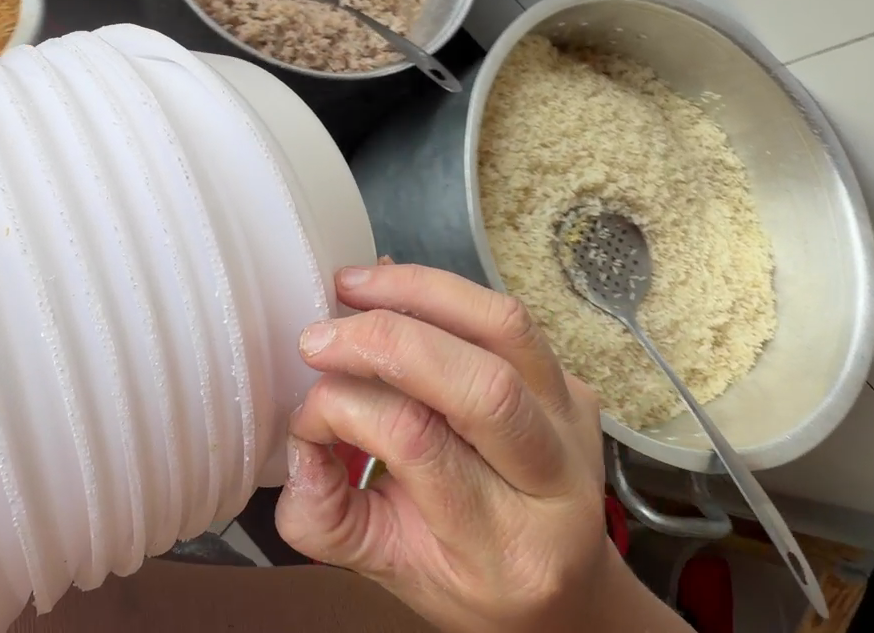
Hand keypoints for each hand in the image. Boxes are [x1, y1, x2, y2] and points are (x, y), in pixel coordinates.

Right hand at [275, 264, 682, 632]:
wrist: (567, 587)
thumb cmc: (467, 580)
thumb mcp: (387, 570)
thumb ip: (325, 518)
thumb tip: (300, 438)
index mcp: (506, 544)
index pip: (419, 445)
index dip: (343, 410)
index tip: (304, 415)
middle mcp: (556, 478)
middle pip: (479, 384)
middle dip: (383, 341)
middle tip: (317, 338)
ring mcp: (573, 418)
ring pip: (504, 325)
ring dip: (415, 291)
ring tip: (350, 287)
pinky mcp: (572, 380)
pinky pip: (504, 316)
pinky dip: (437, 291)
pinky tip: (388, 292)